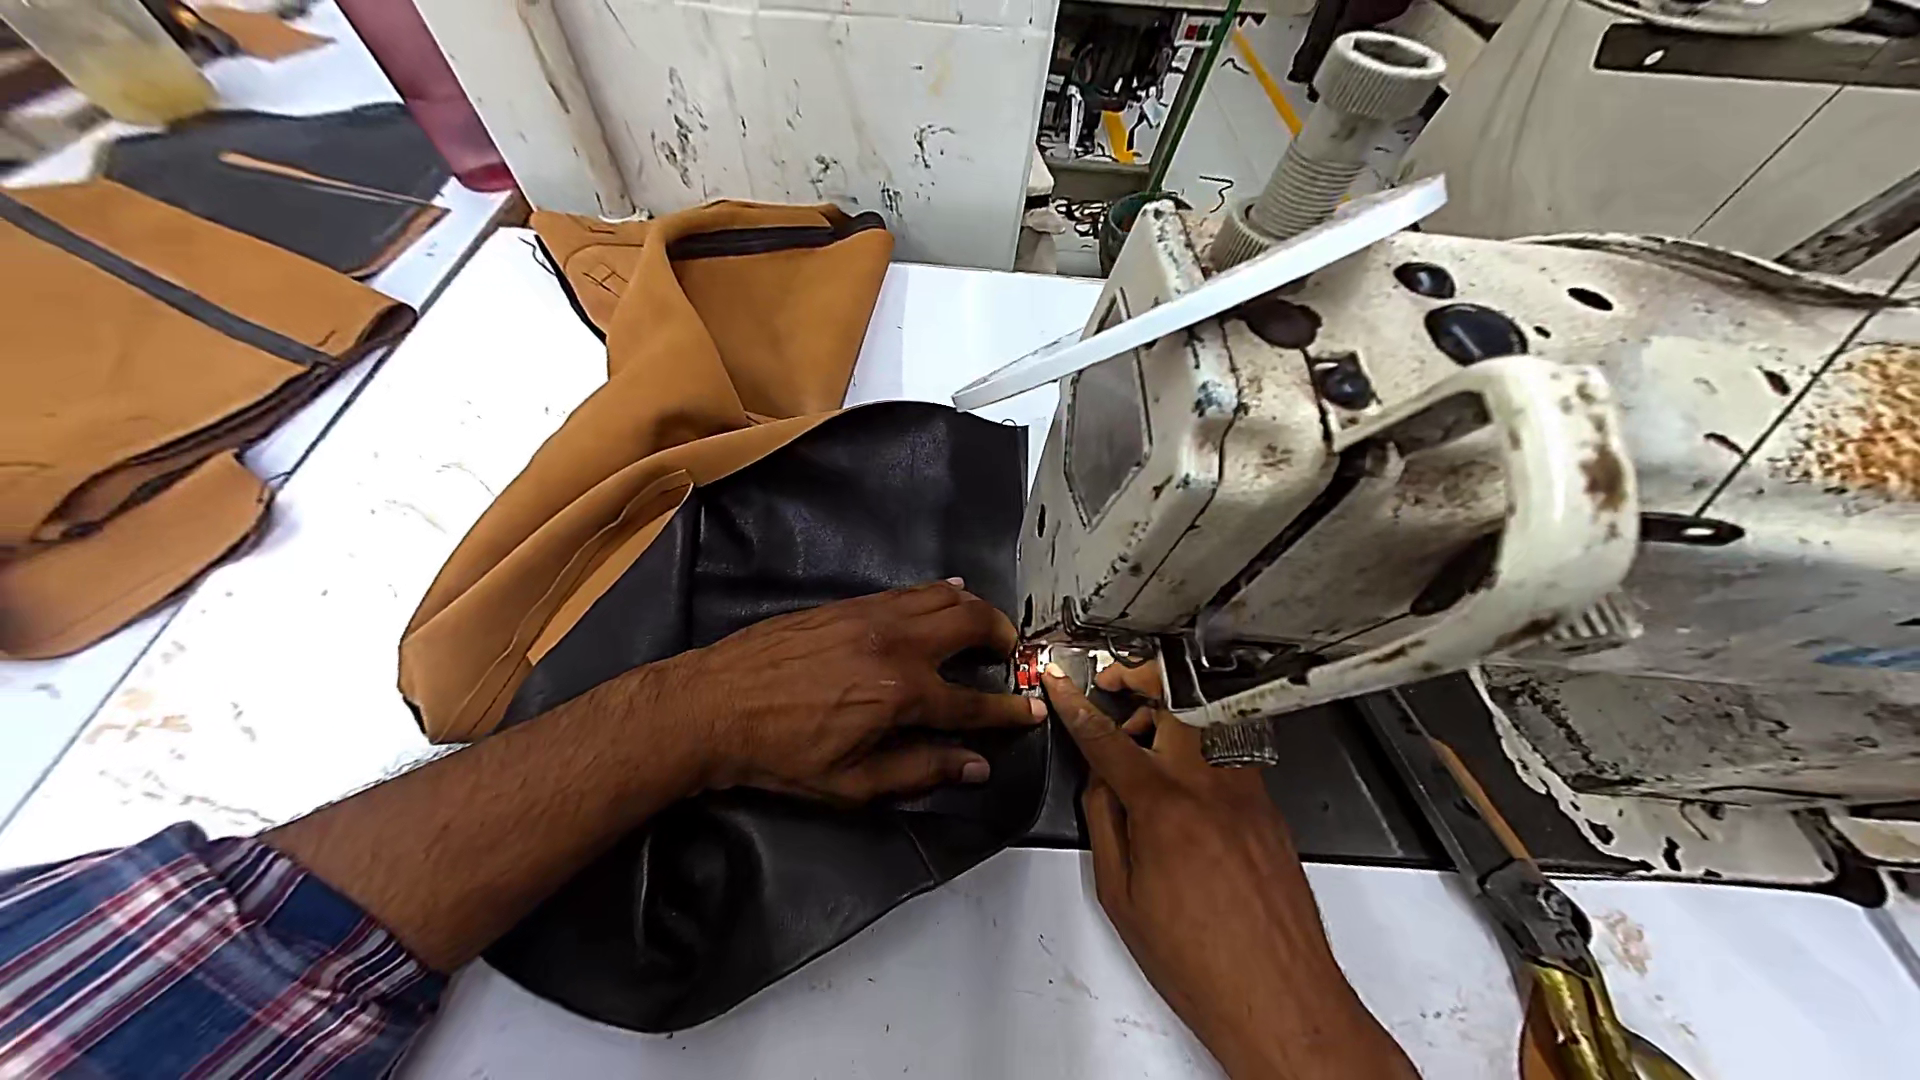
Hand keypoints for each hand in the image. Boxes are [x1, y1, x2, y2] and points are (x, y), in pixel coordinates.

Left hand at [653, 580, 1045, 801]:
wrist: (713, 704)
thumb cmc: (781, 753)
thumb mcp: (851, 783)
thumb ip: (920, 769)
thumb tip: (976, 765)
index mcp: (901, 694)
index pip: (972, 703)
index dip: (1009, 710)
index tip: (1033, 710)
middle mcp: (897, 644)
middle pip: (970, 624)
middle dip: (1002, 636)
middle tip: (1010, 653)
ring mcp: (873, 616)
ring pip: (944, 596)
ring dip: (975, 608)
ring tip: (985, 624)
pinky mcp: (851, 603)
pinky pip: (910, 590)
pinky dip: (939, 592)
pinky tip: (948, 594)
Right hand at [1043, 663, 1415, 1079]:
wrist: (1282, 1002)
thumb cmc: (1204, 962)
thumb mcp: (1121, 893)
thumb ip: (1102, 820)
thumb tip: (1098, 781)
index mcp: (1164, 808)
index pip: (1105, 737)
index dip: (1073, 702)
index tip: (1061, 683)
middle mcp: (1210, 787)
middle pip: (1172, 696)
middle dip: (1138, 678)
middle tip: (1116, 689)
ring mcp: (1246, 790)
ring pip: (1205, 714)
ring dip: (1169, 713)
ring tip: (1147, 746)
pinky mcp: (1268, 804)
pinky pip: (1228, 750)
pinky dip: (1197, 747)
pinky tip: (1184, 783)